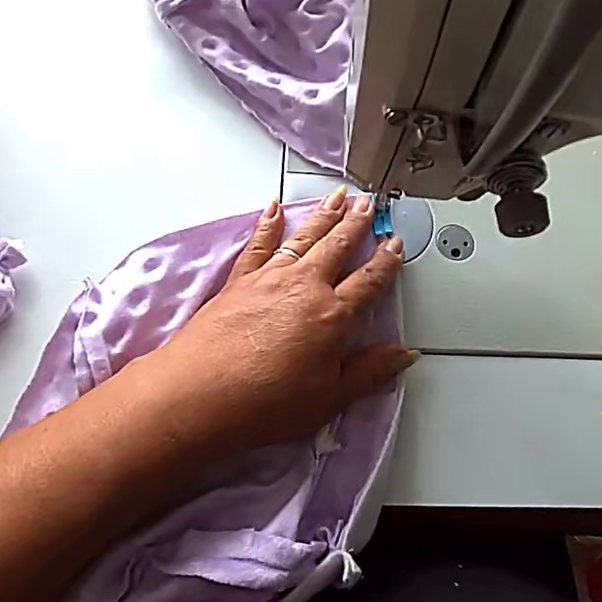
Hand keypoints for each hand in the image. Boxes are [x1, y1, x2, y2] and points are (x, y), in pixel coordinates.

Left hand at [133, 187, 413, 455]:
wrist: (198, 395)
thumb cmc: (263, 403)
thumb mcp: (329, 398)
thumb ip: (370, 372)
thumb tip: (404, 355)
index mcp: (332, 315)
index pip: (369, 281)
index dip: (386, 261)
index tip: (395, 244)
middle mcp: (304, 287)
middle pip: (338, 246)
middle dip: (357, 223)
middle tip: (369, 203)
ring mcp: (270, 279)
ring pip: (304, 237)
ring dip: (324, 215)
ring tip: (338, 197)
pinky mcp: (239, 281)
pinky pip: (260, 244)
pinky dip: (268, 224)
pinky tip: (274, 209)